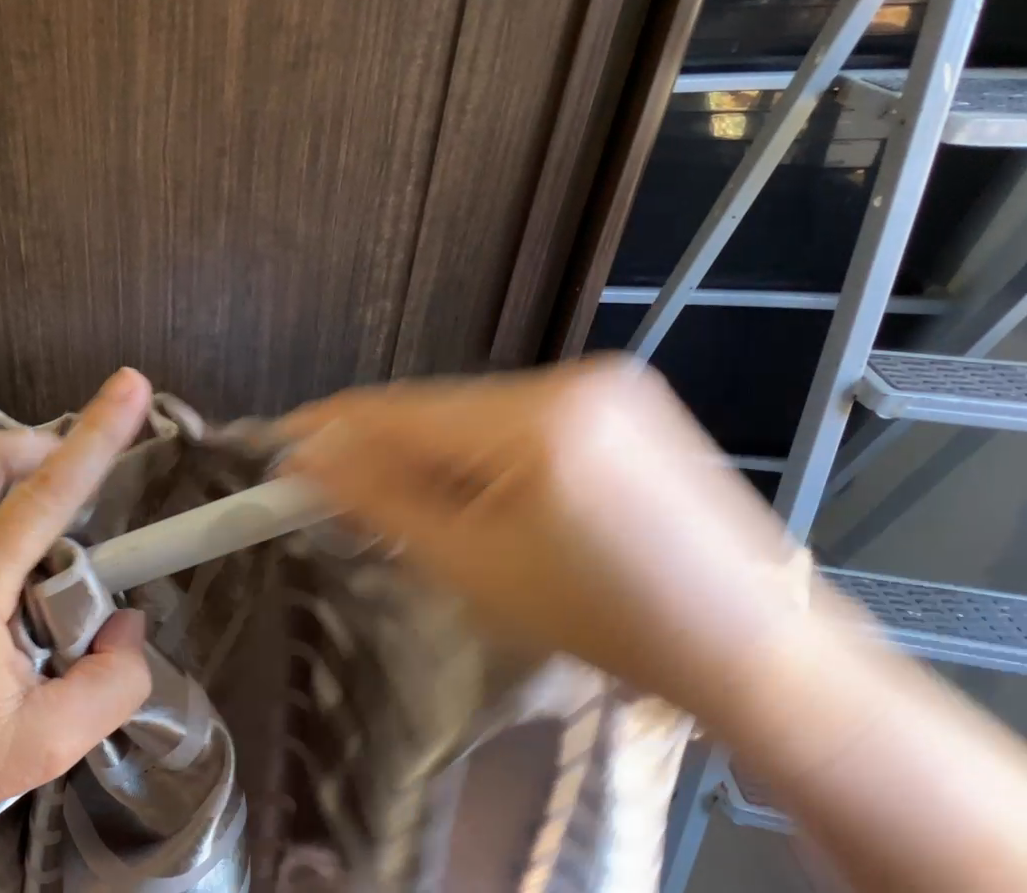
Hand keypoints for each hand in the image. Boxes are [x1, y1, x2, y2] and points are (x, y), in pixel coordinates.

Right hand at [280, 357, 805, 715]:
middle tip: (334, 493)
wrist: (755, 653)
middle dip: (379, 448)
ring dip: (428, 453)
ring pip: (470, 412)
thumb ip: (379, 502)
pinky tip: (475, 495)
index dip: (326, 428)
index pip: (397, 410)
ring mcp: (604, 384)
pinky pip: (513, 417)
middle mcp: (573, 379)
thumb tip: (307, 462)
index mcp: (538, 419)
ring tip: (411, 508)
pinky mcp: (621, 403)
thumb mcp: (473, 567)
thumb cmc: (611, 622)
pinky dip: (477, 452)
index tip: (275, 445)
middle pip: (432, 407)